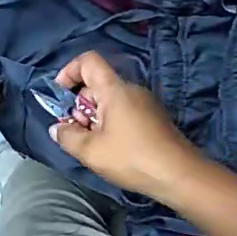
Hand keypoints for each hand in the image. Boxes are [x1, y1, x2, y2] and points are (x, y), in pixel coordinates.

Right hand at [50, 51, 208, 201]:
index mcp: (114, 89)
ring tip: (93, 146)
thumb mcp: (90, 151)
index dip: (69, 71)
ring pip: (109, 102)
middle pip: (96, 86)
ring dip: (94, 119)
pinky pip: (123, 112)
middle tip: (76, 132)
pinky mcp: (153, 119)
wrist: (179, 174)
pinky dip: (110, 125)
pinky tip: (112, 150)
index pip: (88, 61)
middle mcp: (131, 90)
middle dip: (79, 106)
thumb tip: (57, 128)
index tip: (60, 96)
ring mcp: (144, 103)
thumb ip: (67, 136)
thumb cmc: (131, 158)